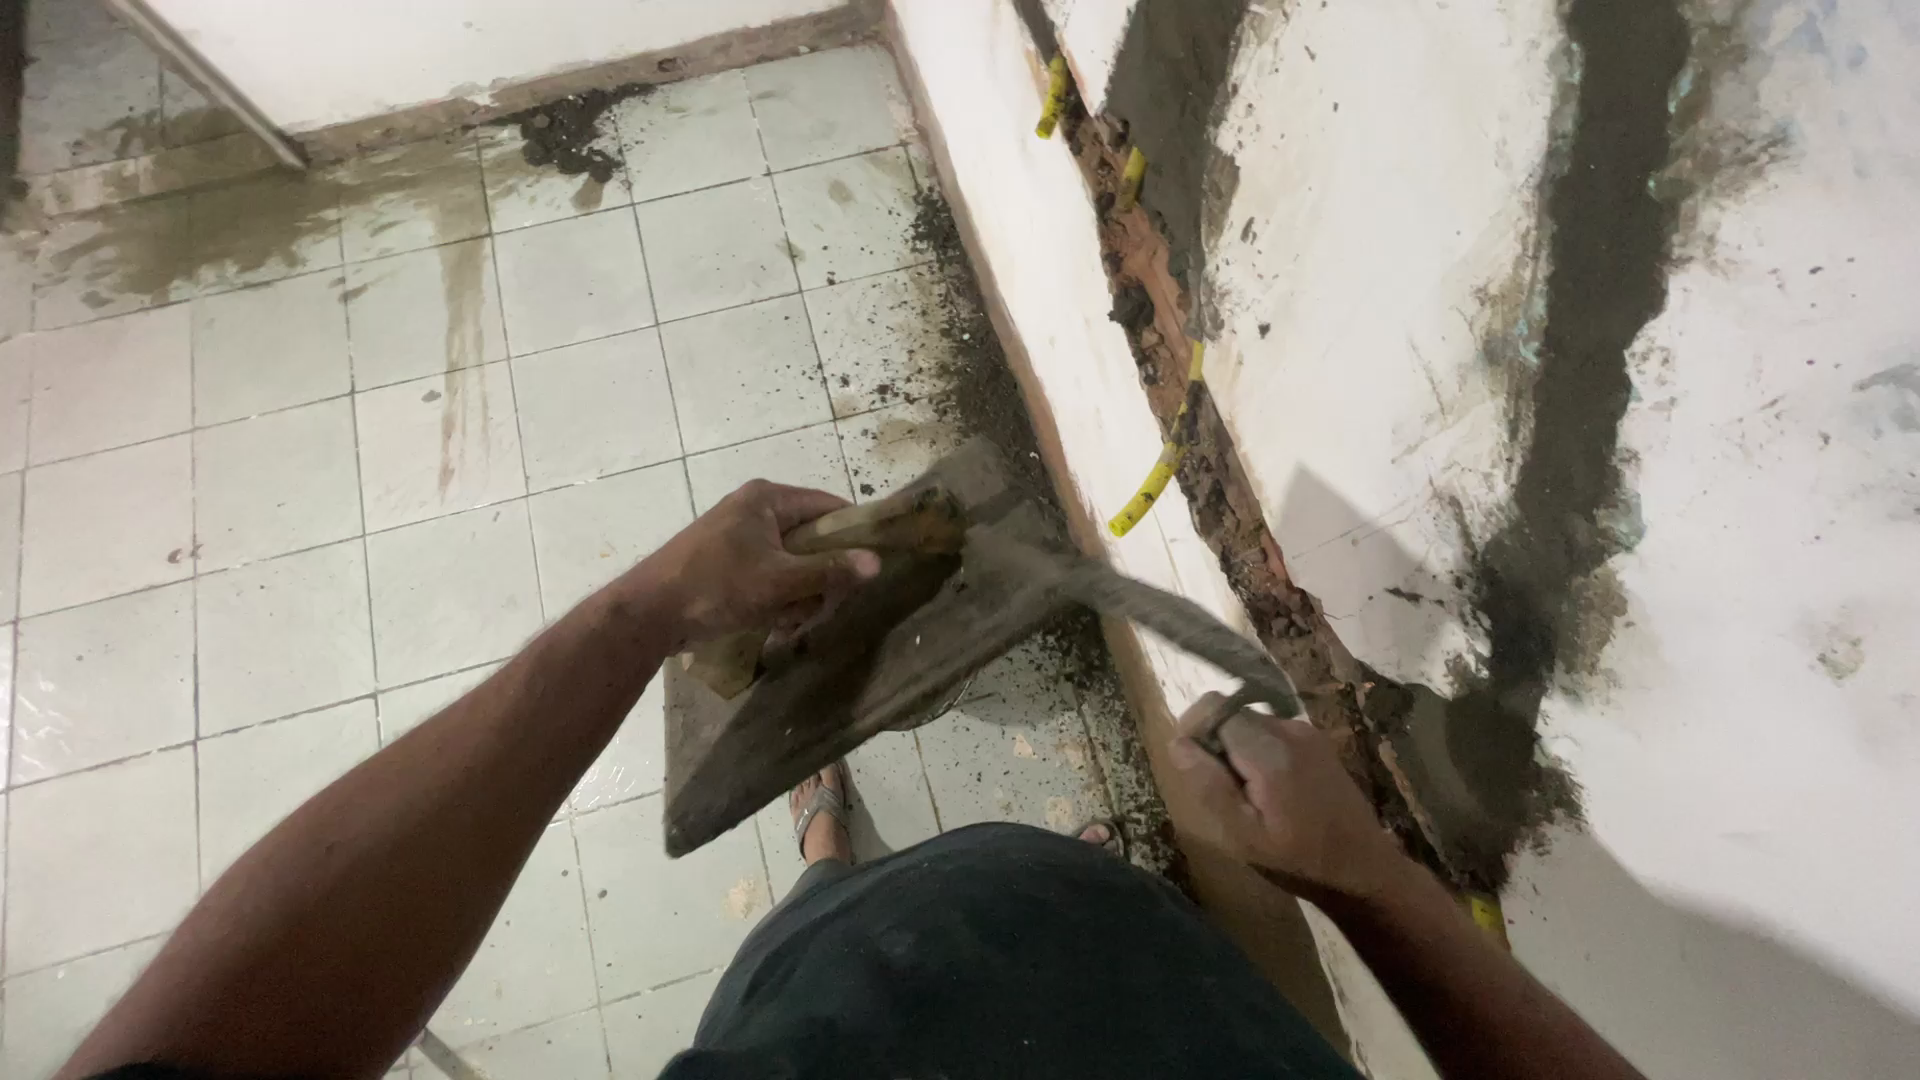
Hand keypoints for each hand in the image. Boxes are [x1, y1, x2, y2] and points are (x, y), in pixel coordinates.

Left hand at [643, 480, 881, 645]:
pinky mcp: (730, 560)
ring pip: (794, 560)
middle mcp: (756, 508)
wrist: (649, 613)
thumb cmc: (717, 587)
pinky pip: (772, 573)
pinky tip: (774, 621)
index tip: (869, 565)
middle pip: (813, 537)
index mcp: (768, 498)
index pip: (829, 506)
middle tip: (822, 605)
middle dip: (821, 575)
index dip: (853, 534)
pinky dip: (778, 596)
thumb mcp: (779, 581)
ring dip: (800, 592)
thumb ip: (830, 571)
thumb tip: (877, 563)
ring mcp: (741, 534)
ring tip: (791, 618)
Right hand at [1168, 692, 1408, 905]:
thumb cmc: (1299, 859)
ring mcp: (1306, 732)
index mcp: (1270, 750)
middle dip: (1214, 742)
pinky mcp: (1316, 741)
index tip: (1193, 764)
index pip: (1213, 706)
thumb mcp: (1242, 835)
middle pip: (1229, 712)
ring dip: (1235, 748)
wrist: (1365, 869)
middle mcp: (1289, 728)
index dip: (1193, 727)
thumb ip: (1209, 785)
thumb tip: (1177, 743)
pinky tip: (1269, 788)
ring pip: (1248, 721)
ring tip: (1247, 792)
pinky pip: (1269, 731)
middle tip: (1222, 788)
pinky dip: (1256, 750)